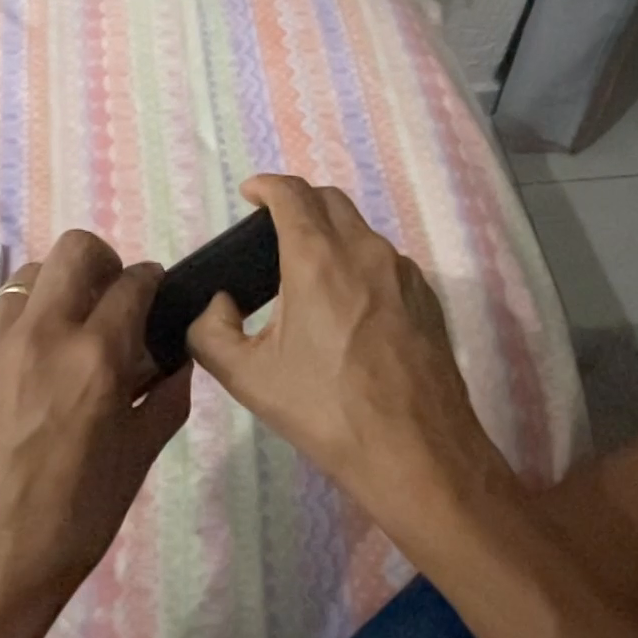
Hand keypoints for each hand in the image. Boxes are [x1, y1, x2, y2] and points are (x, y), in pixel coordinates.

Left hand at [0, 230, 192, 600]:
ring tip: (56, 336)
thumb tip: (175, 359)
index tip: (150, 291)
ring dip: (53, 295)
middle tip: (105, 297)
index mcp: (96, 358)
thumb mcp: (139, 456)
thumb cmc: (75, 516)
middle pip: (75, 250)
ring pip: (26, 280)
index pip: (133, 283)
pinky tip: (14, 369)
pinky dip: (9, 329)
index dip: (149, 280)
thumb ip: (167, 396)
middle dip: (101, 262)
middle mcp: (40, 335)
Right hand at [186, 175, 514, 527]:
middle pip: (328, 201)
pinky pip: (385, 262)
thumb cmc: (326, 411)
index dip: (266, 186)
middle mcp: (364, 250)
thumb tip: (218, 305)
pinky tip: (348, 308)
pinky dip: (358, 262)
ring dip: (330, 233)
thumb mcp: (248, 377)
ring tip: (307, 274)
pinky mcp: (425, 297)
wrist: (416, 452)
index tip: (250, 194)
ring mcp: (402, 272)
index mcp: (317, 257)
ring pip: (360, 230)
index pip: (291, 194)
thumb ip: (212, 331)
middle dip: (297, 202)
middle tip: (271, 230)